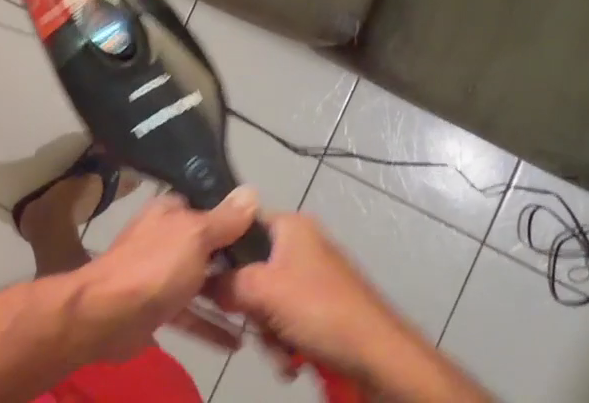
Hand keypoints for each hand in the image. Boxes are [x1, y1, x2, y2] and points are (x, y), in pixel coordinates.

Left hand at [76, 187, 258, 359]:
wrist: (110, 314)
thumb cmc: (155, 266)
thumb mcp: (195, 236)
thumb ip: (223, 219)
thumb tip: (250, 191)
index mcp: (167, 213)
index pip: (203, 206)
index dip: (231, 217)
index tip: (264, 233)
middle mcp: (162, 238)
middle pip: (204, 246)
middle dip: (233, 260)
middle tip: (271, 275)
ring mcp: (159, 274)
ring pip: (199, 281)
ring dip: (225, 295)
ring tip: (259, 310)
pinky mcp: (157, 307)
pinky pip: (190, 314)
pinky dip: (211, 326)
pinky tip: (237, 342)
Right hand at [214, 213, 416, 378]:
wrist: (384, 361)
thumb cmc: (321, 312)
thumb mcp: (261, 290)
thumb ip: (224, 281)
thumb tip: (204, 283)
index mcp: (290, 227)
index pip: (238, 226)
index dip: (221, 253)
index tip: (210, 281)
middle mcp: (302, 246)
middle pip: (252, 268)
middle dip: (250, 306)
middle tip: (255, 323)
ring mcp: (316, 279)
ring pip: (269, 299)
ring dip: (267, 331)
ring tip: (279, 353)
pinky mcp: (327, 310)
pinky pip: (289, 319)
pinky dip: (286, 341)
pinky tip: (290, 362)